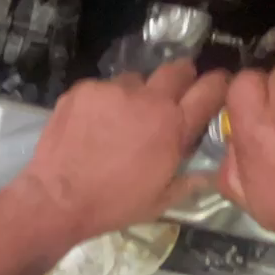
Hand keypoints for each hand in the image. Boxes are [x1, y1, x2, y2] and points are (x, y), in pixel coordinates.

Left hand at [13, 61, 228, 244]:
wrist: (58, 199)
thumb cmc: (113, 205)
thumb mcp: (160, 201)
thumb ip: (187, 180)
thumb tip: (206, 173)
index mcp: (174, 126)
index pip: (211, 88)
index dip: (217, 85)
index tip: (214, 88)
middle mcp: (149, 99)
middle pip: (177, 69)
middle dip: (179, 79)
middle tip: (168, 98)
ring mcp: (114, 90)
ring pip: (135, 80)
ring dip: (135, 95)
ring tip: (119, 121)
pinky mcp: (84, 89)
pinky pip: (102, 88)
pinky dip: (102, 102)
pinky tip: (90, 126)